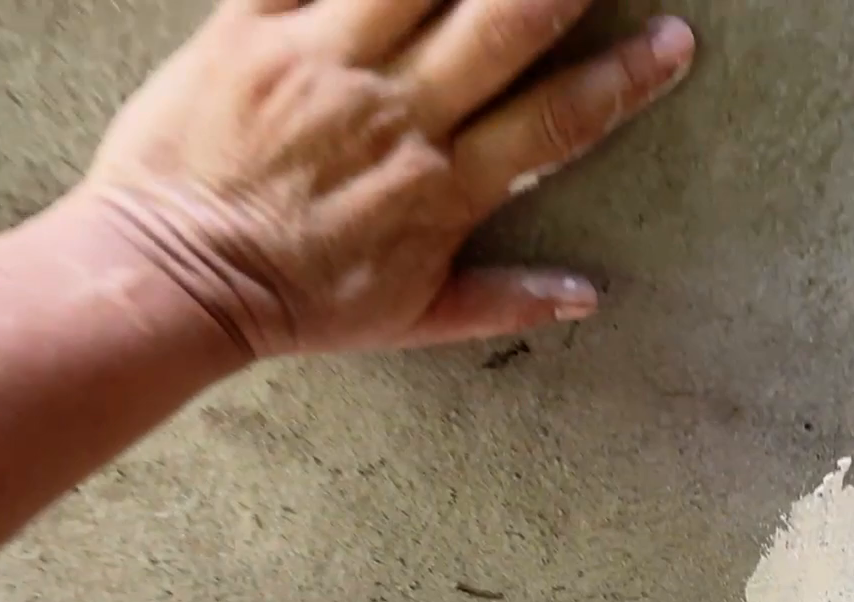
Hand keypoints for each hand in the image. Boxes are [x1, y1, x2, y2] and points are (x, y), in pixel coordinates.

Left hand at [77, 0, 694, 359]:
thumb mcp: (420, 319)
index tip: (672, 43)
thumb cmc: (307, 303)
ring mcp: (325, 58)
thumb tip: (589, 295)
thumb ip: (509, 301)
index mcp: (446, 187)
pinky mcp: (252, 24)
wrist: (180, 277)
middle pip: (504, 20)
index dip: (623, 78)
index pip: (557, 121)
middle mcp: (399, 112)